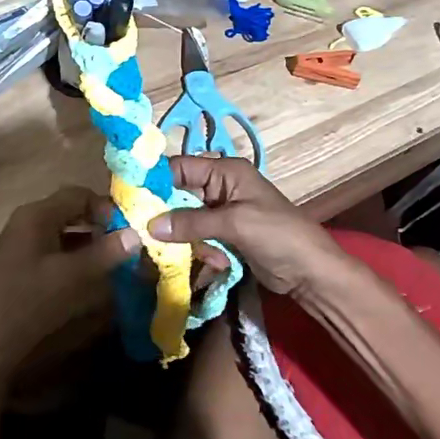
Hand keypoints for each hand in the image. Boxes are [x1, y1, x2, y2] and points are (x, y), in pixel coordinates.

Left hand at [0, 187, 138, 388]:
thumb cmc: (31, 301)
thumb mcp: (75, 276)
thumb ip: (107, 253)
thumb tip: (136, 234)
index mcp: (37, 215)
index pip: (79, 195)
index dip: (107, 208)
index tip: (129, 230)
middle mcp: (27, 222)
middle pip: (71, 212)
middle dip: (100, 226)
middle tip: (125, 246)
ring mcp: (21, 245)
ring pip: (64, 233)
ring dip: (90, 244)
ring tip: (113, 263)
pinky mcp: (20, 266)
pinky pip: (54, 251)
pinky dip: (75, 258)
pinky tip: (90, 278)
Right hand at [149, 155, 352, 298]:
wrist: (310, 271)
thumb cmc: (278, 235)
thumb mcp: (235, 224)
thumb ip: (192, 222)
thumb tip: (150, 224)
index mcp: (226, 171)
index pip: (180, 167)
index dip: (155, 180)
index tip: (129, 199)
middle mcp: (221, 187)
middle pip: (178, 195)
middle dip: (165, 215)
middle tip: (143, 234)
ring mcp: (222, 213)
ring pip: (185, 220)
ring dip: (185, 239)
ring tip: (199, 256)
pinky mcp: (224, 236)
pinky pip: (197, 238)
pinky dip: (199, 251)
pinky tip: (216, 263)